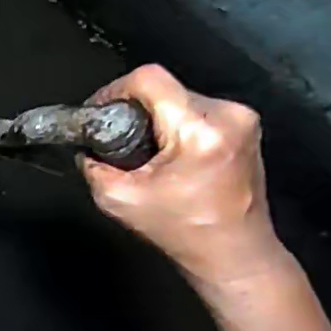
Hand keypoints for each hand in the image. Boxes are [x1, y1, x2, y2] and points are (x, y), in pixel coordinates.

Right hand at [78, 64, 286, 287]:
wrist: (233, 252)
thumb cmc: (181, 230)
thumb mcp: (117, 199)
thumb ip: (93, 165)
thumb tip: (85, 144)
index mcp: (200, 131)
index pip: (149, 79)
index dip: (113, 91)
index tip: (98, 113)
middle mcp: (229, 115)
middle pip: (163, 88)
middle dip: (132, 110)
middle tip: (114, 141)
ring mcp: (242, 118)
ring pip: (177, 98)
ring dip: (152, 118)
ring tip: (139, 151)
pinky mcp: (244, 126)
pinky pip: (194, 110)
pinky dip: (171, 125)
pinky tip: (163, 154)